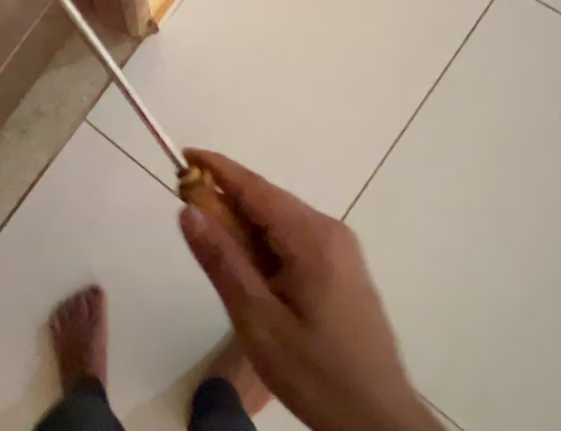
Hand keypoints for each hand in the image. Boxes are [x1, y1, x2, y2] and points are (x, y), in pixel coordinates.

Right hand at [180, 150, 440, 430]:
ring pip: (276, 221)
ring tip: (210, 248)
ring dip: (240, 225)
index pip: (255, 188)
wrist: (379, 421)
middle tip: (185, 212)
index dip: (216, 169)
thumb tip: (187, 209)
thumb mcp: (258, 321)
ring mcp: (338, 249)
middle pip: (266, 201)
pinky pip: (290, 239)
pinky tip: (244, 267)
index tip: (181, 155)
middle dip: (223, 201)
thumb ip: (222, 261)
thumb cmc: (316, 373)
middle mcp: (329, 232)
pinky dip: (260, 243)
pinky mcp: (339, 268)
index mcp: (312, 238)